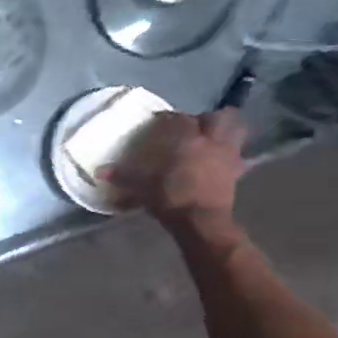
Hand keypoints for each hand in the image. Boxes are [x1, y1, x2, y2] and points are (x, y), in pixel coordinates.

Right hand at [102, 109, 245, 226]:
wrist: (201, 221)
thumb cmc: (169, 197)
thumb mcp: (140, 186)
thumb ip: (123, 176)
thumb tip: (100, 171)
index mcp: (185, 138)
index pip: (177, 119)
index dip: (166, 119)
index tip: (157, 123)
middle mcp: (210, 140)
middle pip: (217, 117)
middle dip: (205, 119)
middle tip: (192, 128)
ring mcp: (228, 155)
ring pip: (235, 132)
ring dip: (225, 133)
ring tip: (210, 141)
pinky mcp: (237, 173)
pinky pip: (237, 158)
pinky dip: (229, 158)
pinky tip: (219, 164)